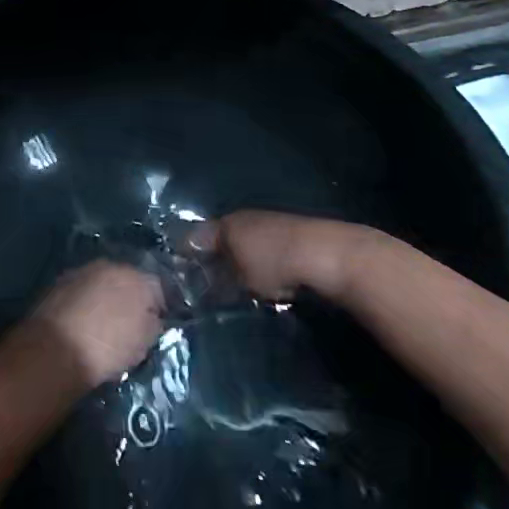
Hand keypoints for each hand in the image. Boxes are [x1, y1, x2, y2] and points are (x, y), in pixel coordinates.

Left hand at [21, 261, 163, 387]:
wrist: (54, 351)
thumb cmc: (107, 349)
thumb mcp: (145, 343)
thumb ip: (154, 323)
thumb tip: (153, 317)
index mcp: (140, 279)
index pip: (159, 288)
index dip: (159, 307)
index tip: (156, 324)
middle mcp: (113, 266)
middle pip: (129, 280)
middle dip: (131, 297)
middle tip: (129, 322)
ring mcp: (84, 271)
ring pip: (103, 282)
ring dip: (106, 296)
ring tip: (102, 321)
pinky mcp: (59, 281)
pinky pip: (81, 290)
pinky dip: (85, 301)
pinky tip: (81, 320)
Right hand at [187, 210, 380, 299]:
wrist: (328, 254)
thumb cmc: (274, 262)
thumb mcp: (238, 277)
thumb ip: (217, 277)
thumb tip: (203, 280)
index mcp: (228, 223)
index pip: (197, 236)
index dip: (187, 254)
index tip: (180, 275)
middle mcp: (247, 219)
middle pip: (222, 239)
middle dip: (214, 259)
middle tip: (206, 286)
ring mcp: (272, 226)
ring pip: (246, 245)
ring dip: (240, 263)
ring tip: (235, 288)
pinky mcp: (293, 237)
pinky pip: (267, 252)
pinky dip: (262, 265)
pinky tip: (265, 282)